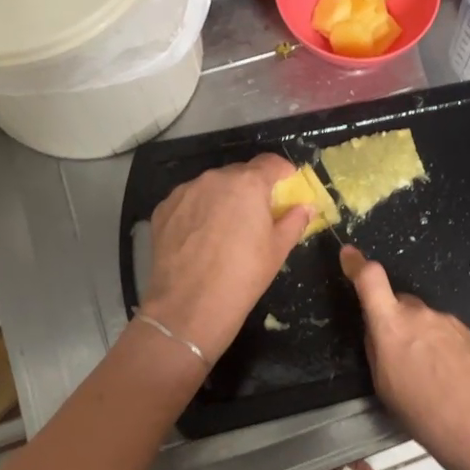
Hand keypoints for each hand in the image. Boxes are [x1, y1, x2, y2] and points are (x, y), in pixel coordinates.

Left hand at [143, 154, 311, 359]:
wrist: (188, 306)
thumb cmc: (243, 277)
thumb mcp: (277, 250)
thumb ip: (294, 221)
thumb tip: (305, 207)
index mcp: (247, 184)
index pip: (270, 163)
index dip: (283, 172)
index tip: (288, 186)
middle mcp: (214, 179)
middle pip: (239, 174)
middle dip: (251, 189)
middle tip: (257, 215)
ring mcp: (185, 192)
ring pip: (212, 186)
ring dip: (223, 199)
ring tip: (225, 229)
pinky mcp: (164, 208)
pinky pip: (189, 201)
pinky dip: (199, 211)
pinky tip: (201, 238)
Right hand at [340, 246, 469, 460]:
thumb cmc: (421, 411)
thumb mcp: (383, 385)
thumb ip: (377, 349)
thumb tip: (377, 330)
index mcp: (391, 325)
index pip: (371, 280)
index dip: (357, 264)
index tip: (349, 254)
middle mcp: (420, 314)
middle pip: (399, 304)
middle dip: (394, 320)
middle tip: (397, 356)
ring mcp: (447, 321)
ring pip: (424, 320)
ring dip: (419, 337)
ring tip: (427, 376)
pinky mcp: (468, 333)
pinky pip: (444, 331)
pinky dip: (440, 346)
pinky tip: (447, 376)